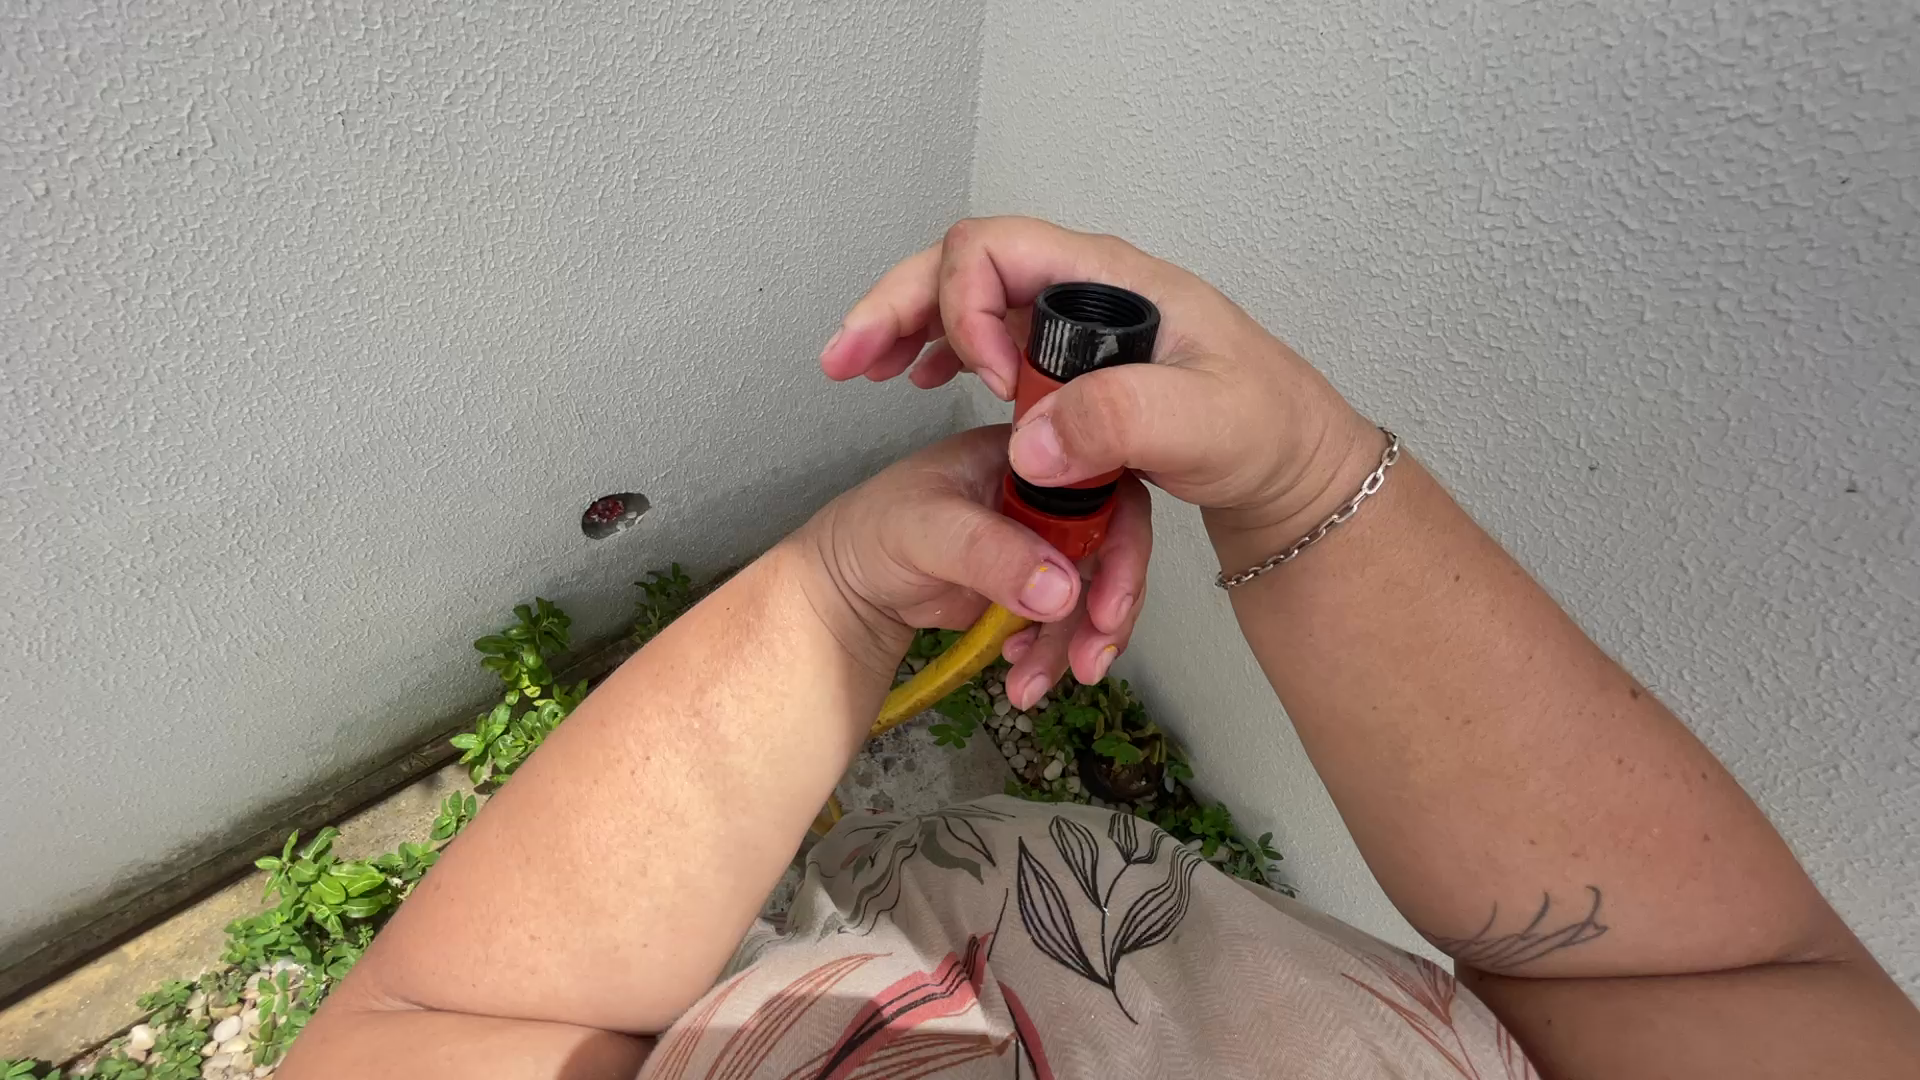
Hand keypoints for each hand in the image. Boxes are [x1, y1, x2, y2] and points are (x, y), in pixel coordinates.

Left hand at [795, 425, 1150, 701]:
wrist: (848, 589)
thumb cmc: (873, 533)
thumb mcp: (925, 530)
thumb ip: (989, 552)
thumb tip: (1062, 589)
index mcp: (1025, 457)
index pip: (1101, 484)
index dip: (1121, 539)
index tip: (1109, 599)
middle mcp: (1043, 496)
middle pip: (1109, 544)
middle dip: (1106, 607)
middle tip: (1090, 656)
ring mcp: (1039, 542)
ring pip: (1088, 591)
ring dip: (1073, 643)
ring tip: (1033, 683)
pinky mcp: (1030, 585)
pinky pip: (1062, 620)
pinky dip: (1050, 651)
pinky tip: (1021, 668)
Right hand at [819, 217, 1378, 696]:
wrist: (1280, 458)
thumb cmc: (1261, 427)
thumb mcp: (1209, 422)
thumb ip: (1123, 421)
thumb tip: (1026, 440)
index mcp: (1108, 282)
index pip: (998, 251)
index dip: (964, 309)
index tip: (983, 383)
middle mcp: (1080, 294)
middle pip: (963, 270)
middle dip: (895, 308)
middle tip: (847, 358)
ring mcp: (1070, 329)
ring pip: (965, 302)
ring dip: (905, 328)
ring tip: (863, 367)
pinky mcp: (1067, 367)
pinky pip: (986, 340)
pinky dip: (940, 354)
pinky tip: (919, 380)